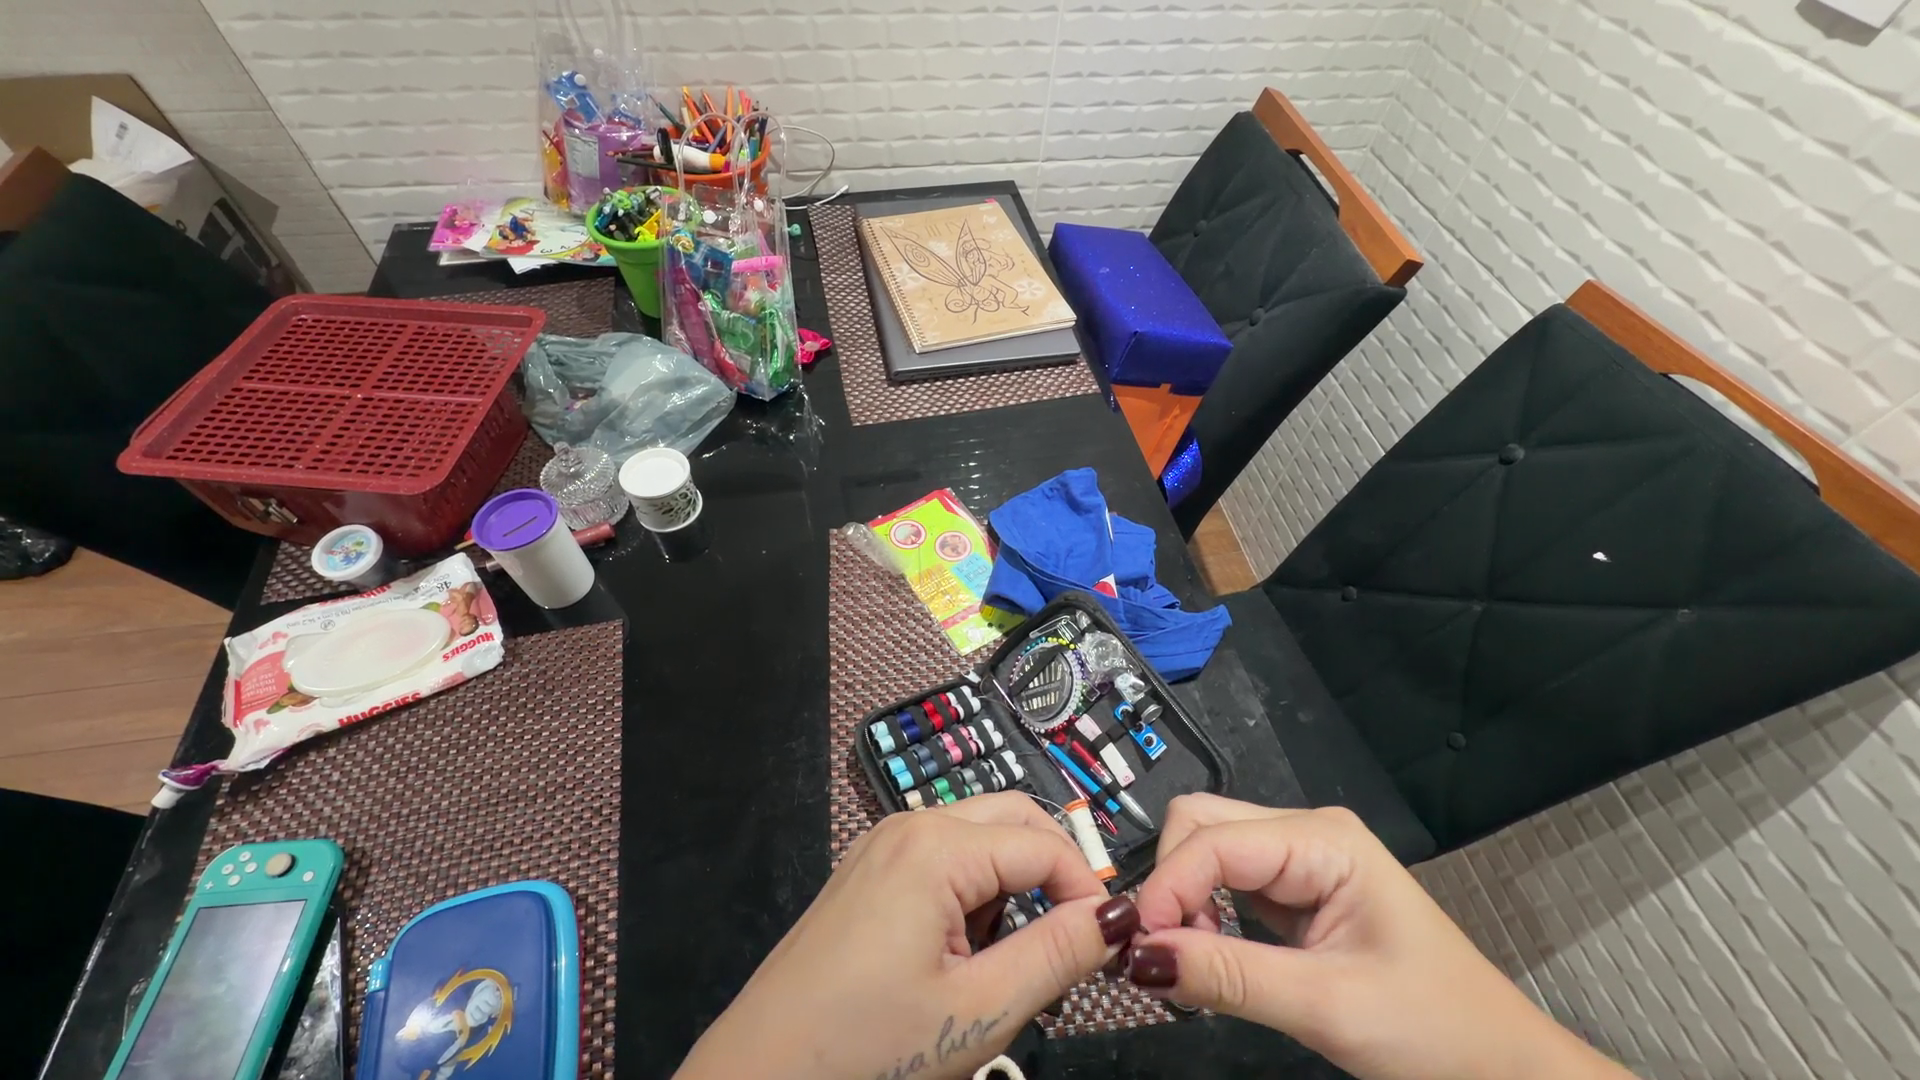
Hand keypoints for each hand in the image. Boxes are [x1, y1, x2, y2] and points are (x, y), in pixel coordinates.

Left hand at [673, 792, 1138, 1079]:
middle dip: (1054, 868)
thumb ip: (1057, 955)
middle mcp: (909, 824)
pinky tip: (962, 947)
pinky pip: (944, 852)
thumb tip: (1118, 917)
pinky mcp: (871, 866)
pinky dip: (975, 884)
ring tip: (1011, 956)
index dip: (1087, 890)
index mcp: (936, 847)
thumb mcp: (978, 1010)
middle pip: (1013, 817)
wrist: (759, 1072)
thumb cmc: (869, 1046)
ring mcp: (884, 841)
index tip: (1111, 945)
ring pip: (980, 833)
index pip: (1043, 844)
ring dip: (1014, 878)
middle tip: (1073, 938)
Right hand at [1127, 795, 1635, 1079]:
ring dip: (1183, 899)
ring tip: (1189, 961)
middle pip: (1201, 825)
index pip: (1213, 839)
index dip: (1168, 886)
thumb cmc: (1435, 1032)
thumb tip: (1136, 958)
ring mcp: (1298, 859)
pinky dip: (1201, 912)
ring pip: (1206, 850)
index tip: (1138, 949)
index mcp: (1322, 840)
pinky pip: (1225, 882)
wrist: (1506, 1071)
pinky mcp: (1293, 890)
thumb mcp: (1328, 1008)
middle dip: (1172, 883)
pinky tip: (1210, 953)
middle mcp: (1304, 833)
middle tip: (1166, 954)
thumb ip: (1227, 977)